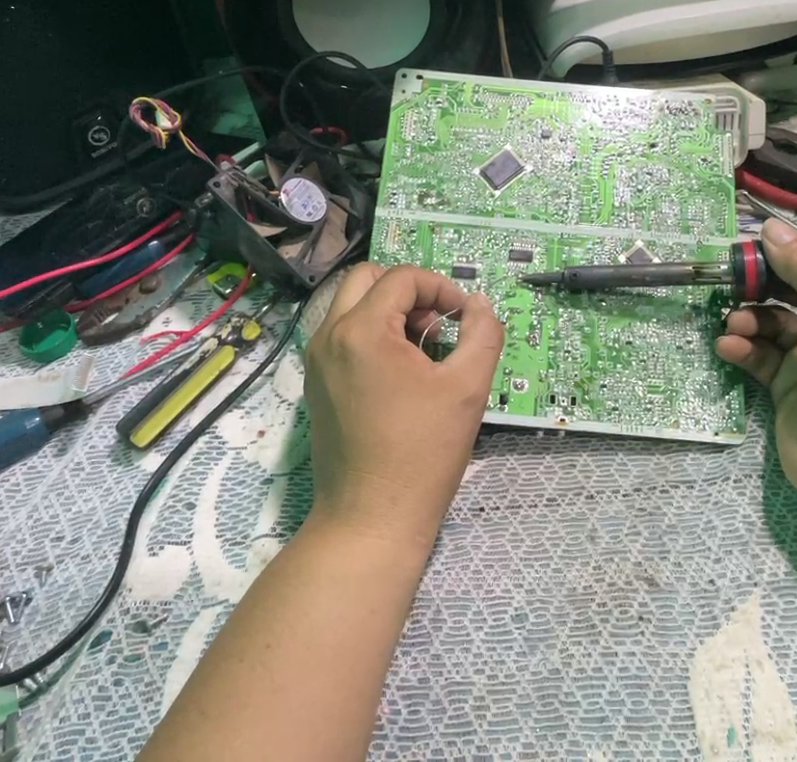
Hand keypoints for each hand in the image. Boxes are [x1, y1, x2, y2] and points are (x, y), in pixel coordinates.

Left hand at [304, 264, 504, 551]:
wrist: (369, 518)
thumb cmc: (422, 453)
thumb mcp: (467, 389)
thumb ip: (482, 334)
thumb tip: (479, 304)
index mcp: (362, 330)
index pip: (402, 278)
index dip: (441, 288)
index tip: (464, 319)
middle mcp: (329, 335)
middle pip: (367, 280)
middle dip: (409, 292)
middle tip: (437, 327)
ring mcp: (315, 361)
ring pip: (351, 306)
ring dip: (388, 312)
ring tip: (422, 352)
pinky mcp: (315, 385)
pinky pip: (342, 337)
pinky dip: (371, 336)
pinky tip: (399, 377)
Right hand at [715, 220, 796, 554]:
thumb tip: (771, 228)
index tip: (761, 242)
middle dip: (766, 283)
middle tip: (733, 276)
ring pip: (774, 324)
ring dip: (750, 317)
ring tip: (733, 322)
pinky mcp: (789, 389)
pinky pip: (760, 357)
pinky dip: (742, 349)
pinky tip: (727, 346)